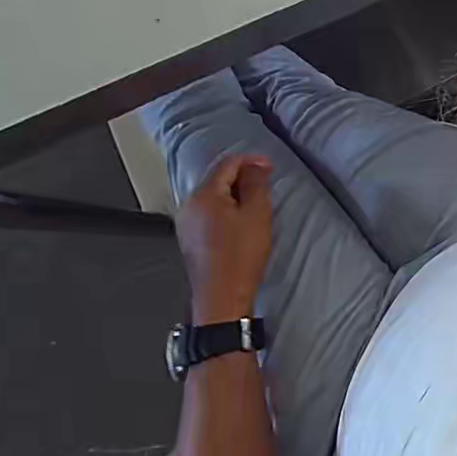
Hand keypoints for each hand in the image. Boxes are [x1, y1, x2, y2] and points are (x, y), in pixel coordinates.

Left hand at [175, 153, 273, 322]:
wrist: (221, 295)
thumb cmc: (241, 254)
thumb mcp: (257, 214)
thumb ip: (256, 184)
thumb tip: (256, 165)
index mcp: (204, 196)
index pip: (227, 164)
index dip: (250, 160)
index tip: (270, 165)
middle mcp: (189, 205)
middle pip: (217, 179)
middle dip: (242, 177)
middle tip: (266, 183)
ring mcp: (186, 222)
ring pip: (213, 195)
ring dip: (235, 193)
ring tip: (257, 202)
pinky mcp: (189, 237)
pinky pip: (208, 211)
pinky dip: (226, 207)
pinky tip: (240, 220)